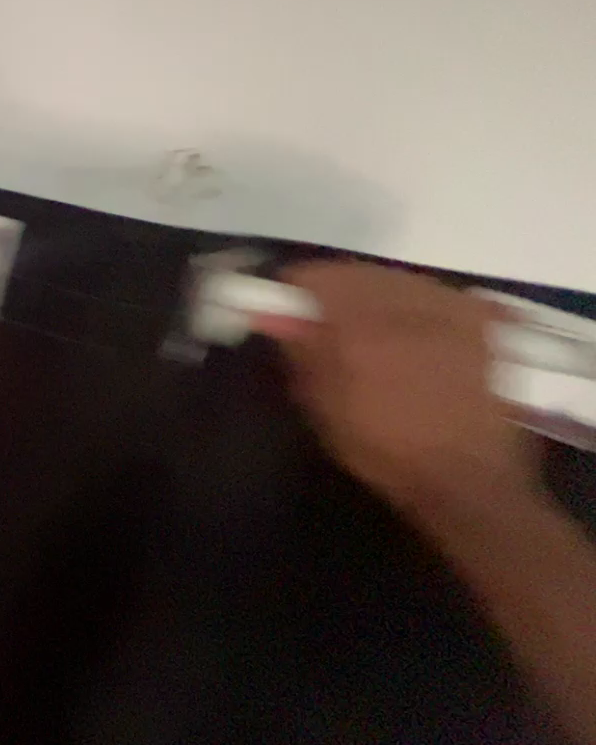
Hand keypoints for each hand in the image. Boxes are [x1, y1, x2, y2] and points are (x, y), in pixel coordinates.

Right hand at [255, 262, 534, 508]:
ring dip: (373, 290)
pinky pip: (447, 297)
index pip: (317, 278)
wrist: (463, 481)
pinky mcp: (486, 336)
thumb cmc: (376, 442)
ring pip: (401, 280)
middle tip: (314, 314)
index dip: (290, 287)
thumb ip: (298, 348)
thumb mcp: (318, 400)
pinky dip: (421, 300)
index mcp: (361, 330)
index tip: (278, 306)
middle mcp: (410, 315)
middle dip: (330, 287)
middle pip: (359, 272)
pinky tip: (411, 319)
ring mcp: (454, 322)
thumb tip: (268, 313)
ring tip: (360, 318)